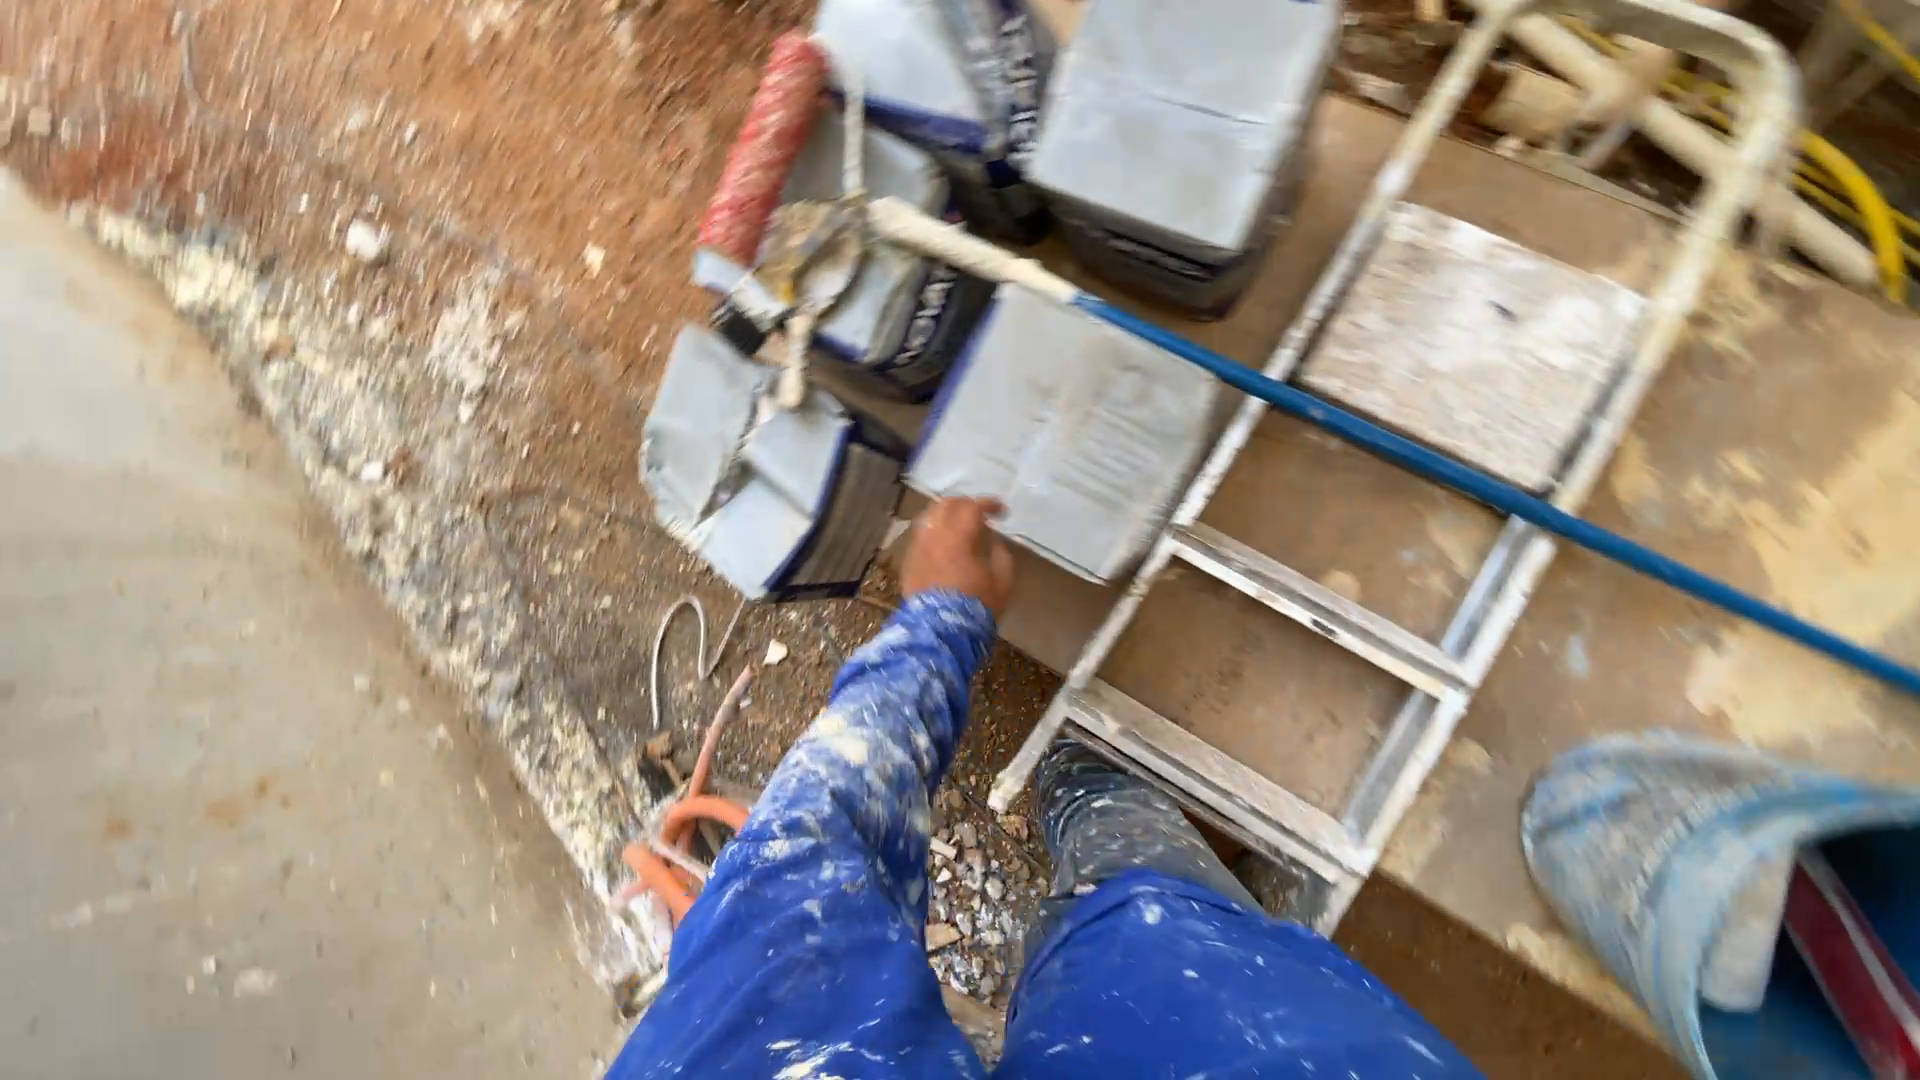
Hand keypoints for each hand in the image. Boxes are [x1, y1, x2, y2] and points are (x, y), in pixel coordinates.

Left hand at [900, 497, 1015, 616]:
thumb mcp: (1002, 582)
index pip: (973, 507)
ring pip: (928, 518)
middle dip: (965, 504)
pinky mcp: (908, 562)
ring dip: (945, 515)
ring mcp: (917, 548)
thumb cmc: (976, 607)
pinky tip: (941, 544)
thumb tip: (994, 541)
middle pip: (946, 505)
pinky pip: (919, 537)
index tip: (1001, 511)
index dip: (989, 504)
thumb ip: (1001, 555)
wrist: (940, 631)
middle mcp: (934, 536)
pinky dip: (933, 533)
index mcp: (959, 538)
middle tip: (978, 513)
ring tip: (957, 525)